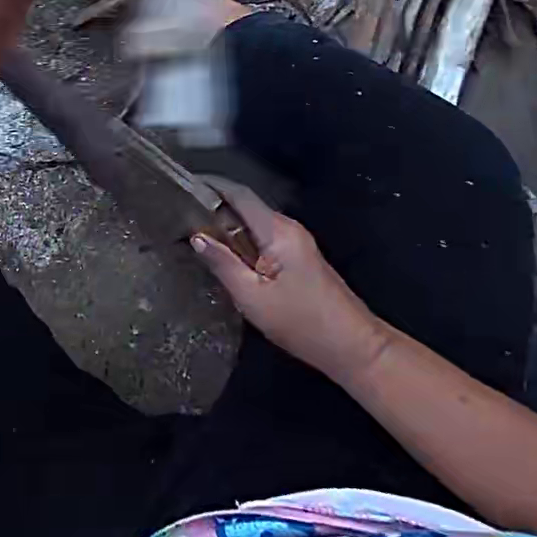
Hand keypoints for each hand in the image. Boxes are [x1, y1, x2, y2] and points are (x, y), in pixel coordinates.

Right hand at [189, 176, 393, 383]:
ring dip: (226, 227)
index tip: (183, 187)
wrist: (356, 350)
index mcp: (277, 231)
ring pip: (252, 223)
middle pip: (244, 206)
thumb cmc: (303, 324)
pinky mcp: (298, 257)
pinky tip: (224, 256)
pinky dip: (240, 241)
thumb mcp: (252, 297)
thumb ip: (223, 263)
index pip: (239, 194)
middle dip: (213, 208)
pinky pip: (262, 238)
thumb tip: (196, 237)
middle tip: (180, 218)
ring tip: (195, 236)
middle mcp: (288, 228)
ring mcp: (296, 242)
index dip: (210, 185)